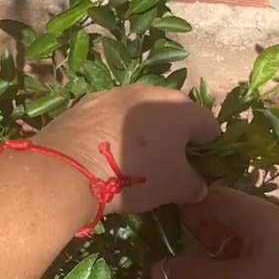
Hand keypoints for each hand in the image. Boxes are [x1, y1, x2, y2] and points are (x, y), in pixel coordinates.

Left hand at [31, 85, 218, 213]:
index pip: (209, 126)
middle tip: (168, 166)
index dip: (210, 150)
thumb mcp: (174, 187)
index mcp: (181, 108)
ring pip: (141, 114)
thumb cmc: (135, 174)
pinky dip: (115, 132)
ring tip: (134, 161)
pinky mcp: (87, 102)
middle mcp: (151, 91)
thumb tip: (199, 186)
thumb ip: (194, 185)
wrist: (68, 167)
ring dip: (144, 133)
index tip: (202, 170)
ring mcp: (116, 93)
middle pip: (174, 115)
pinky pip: (111, 118)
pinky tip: (107, 155)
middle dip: (175, 138)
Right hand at [158, 188, 278, 278]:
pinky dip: (241, 264)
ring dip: (220, 252)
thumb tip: (157, 269)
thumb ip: (191, 275)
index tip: (163, 229)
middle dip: (202, 234)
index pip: (216, 198)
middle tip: (177, 256)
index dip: (187, 210)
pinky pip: (264, 253)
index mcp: (264, 217)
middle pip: (232, 215)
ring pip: (248, 237)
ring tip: (200, 276)